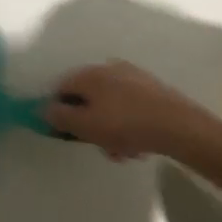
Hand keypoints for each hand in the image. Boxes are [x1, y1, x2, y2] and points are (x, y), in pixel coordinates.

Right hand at [43, 61, 221, 160]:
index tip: (63, 133)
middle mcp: (110, 69)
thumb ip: (60, 117)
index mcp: (90, 74)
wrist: (176, 124)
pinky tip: (138, 145)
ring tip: (123, 152)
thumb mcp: (85, 125)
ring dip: (111, 132)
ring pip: (110, 108)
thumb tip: (45, 108)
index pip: (61, 88)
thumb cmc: (124, 124)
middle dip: (89, 126)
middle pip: (87, 99)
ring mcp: (133, 78)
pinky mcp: (151, 90)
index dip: (57, 111)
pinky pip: (129, 109)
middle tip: (98, 146)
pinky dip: (129, 127)